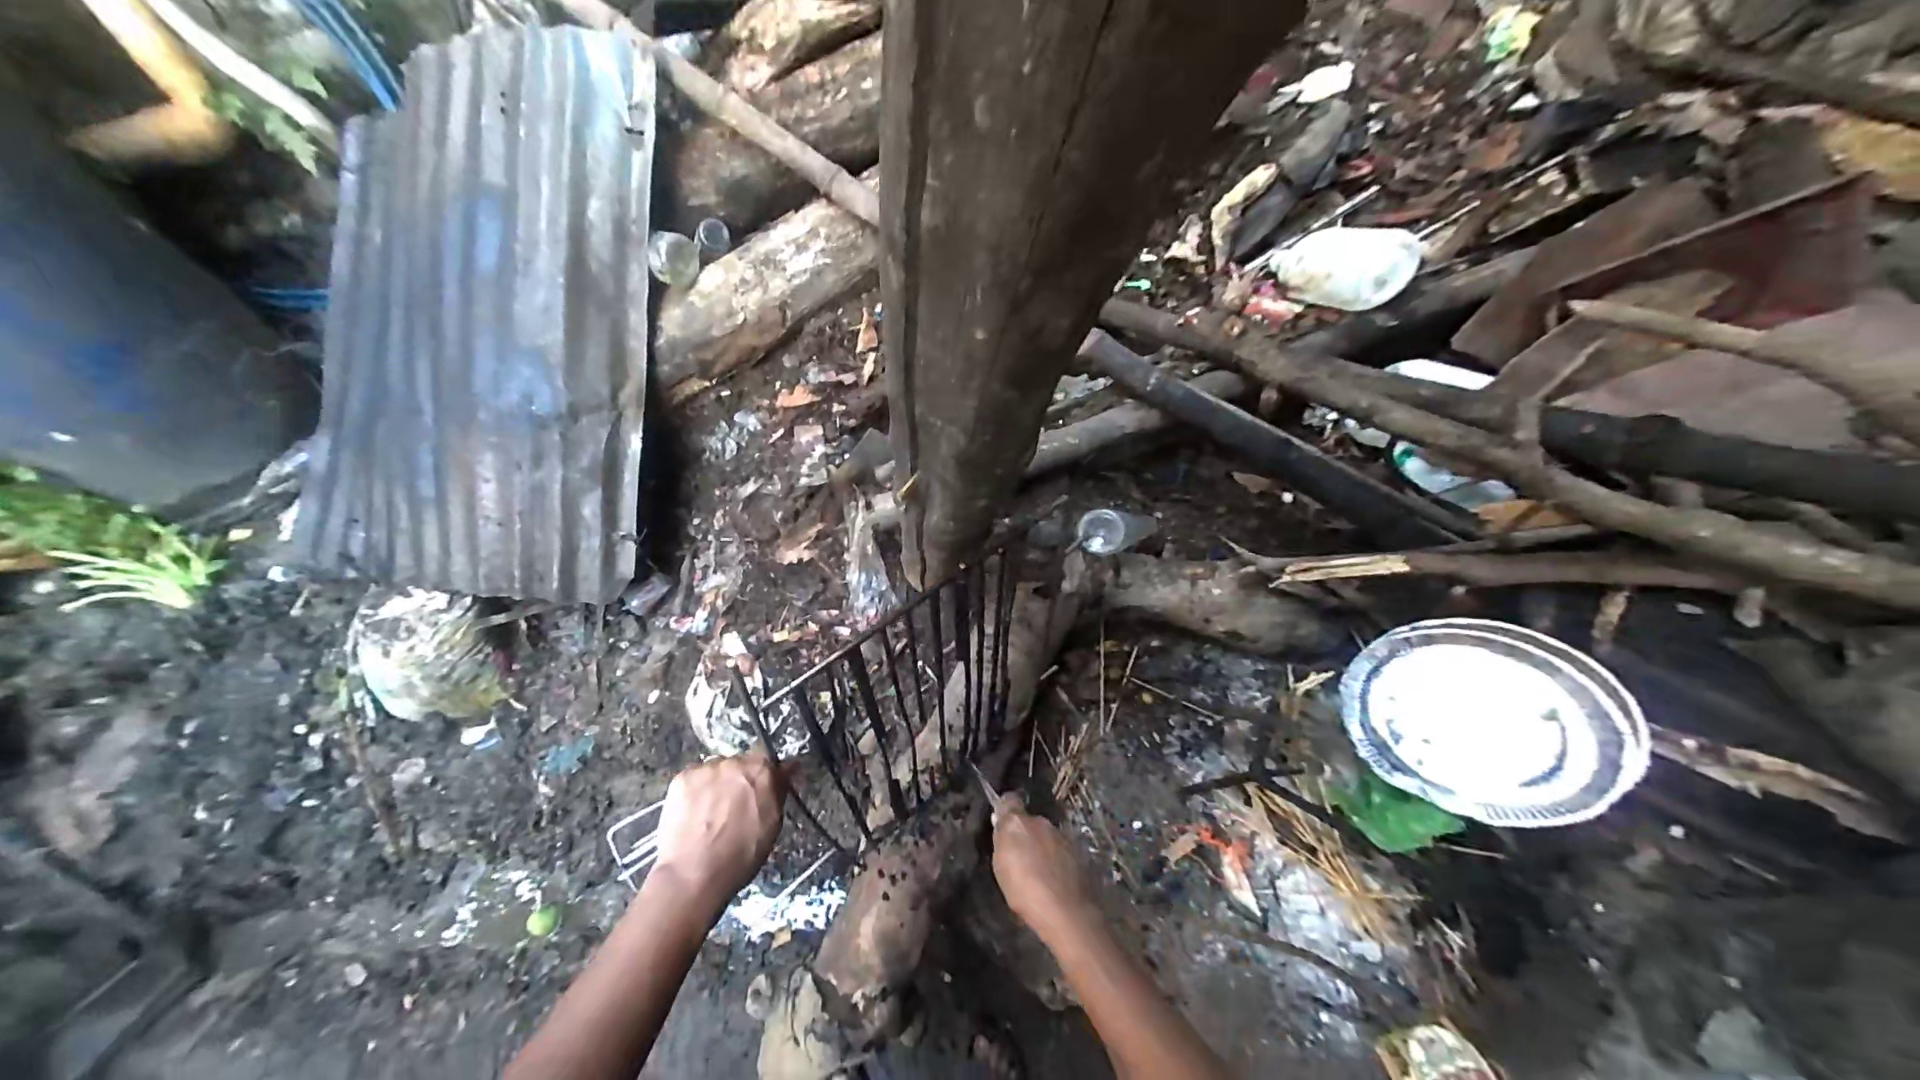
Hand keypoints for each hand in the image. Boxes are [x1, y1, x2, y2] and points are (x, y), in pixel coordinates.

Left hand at [651, 751, 786, 906]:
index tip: (759, 795)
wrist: (693, 874)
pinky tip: (692, 814)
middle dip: (738, 782)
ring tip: (708, 814)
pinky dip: (694, 793)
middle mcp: (736, 761)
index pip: (768, 764)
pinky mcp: (681, 778)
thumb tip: (786, 770)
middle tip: (732, 809)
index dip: (763, 781)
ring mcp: (706, 768)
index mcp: (763, 770)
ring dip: (716, 785)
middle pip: (739, 765)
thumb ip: (777, 792)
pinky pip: (693, 780)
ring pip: (715, 771)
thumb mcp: (772, 825)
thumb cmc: (741, 856)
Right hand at [992, 803, 1096, 943]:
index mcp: (1018, 822)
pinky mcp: (1078, 852)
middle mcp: (1041, 822)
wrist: (1067, 911)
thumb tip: (1001, 824)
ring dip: (1042, 848)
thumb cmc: (1025, 891)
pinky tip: (1055, 880)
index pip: (1009, 800)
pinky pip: (1060, 850)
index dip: (1005, 808)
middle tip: (1021, 857)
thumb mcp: (1000, 867)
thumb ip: (1002, 841)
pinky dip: (1056, 860)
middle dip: (1025, 834)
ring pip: (1046, 836)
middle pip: (1029, 821)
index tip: (1001, 822)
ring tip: (1039, 873)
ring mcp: (1062, 836)